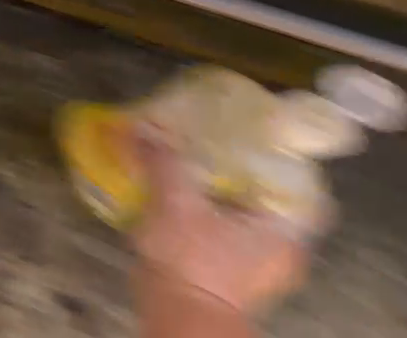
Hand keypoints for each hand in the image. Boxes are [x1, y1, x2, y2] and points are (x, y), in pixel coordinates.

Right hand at [131, 125, 312, 318]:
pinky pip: (224, 230)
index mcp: (285, 230)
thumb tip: (142, 127)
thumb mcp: (174, 200)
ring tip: (178, 168)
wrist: (181, 309)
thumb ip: (161, 160)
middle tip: (197, 144)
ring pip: (241, 214)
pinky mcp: (235, 272)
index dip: (268, 156)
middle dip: (230, 171)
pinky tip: (174, 200)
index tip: (236, 134)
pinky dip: (203, 212)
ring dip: (212, 191)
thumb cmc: (191, 255)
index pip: (294, 184)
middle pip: (263, 197)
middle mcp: (284, 247)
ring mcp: (260, 264)